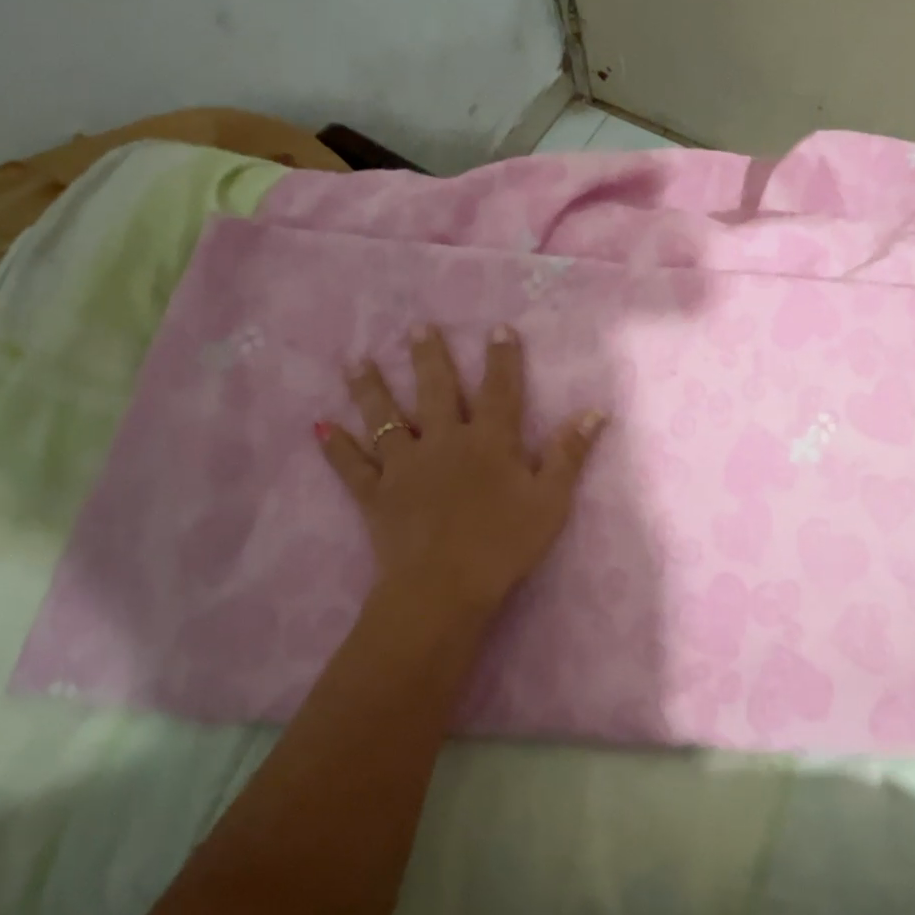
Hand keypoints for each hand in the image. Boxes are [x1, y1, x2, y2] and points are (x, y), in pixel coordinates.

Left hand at [315, 323, 605, 629]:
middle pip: (435, 391)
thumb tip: (595, 411)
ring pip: (385, 418)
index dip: (502, 359)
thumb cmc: (504, 544)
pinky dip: (336, 447)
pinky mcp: (376, 494)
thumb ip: (568, 454)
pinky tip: (320, 427)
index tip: (498, 328)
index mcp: (489, 442)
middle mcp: (443, 441)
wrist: (443, 587)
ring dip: (371, 388)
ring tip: (357, 362)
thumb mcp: (550, 501)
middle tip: (417, 327)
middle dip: (429, 357)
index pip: (499, 391)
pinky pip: (352, 465)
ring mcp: (404, 466)